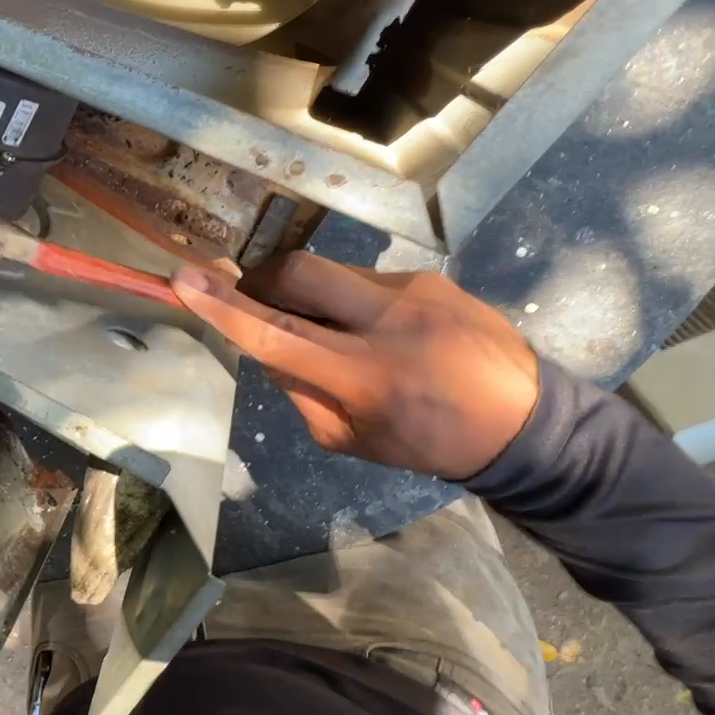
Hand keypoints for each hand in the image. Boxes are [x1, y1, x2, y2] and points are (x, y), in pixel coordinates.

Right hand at [173, 252, 539, 479]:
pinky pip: (362, 278)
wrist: (530, 422)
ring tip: (333, 330)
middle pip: (296, 274)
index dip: (224, 306)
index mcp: (365, 376)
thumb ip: (297, 390)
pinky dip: (346, 299)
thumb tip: (265, 344)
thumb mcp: (347, 438)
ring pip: (328, 273)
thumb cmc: (427, 441)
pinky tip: (375, 328)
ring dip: (308, 296)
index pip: (275, 333)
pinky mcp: (431, 276)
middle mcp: (389, 321)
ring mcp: (415, 290)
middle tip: (254, 300)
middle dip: (259, 281)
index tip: (183, 277)